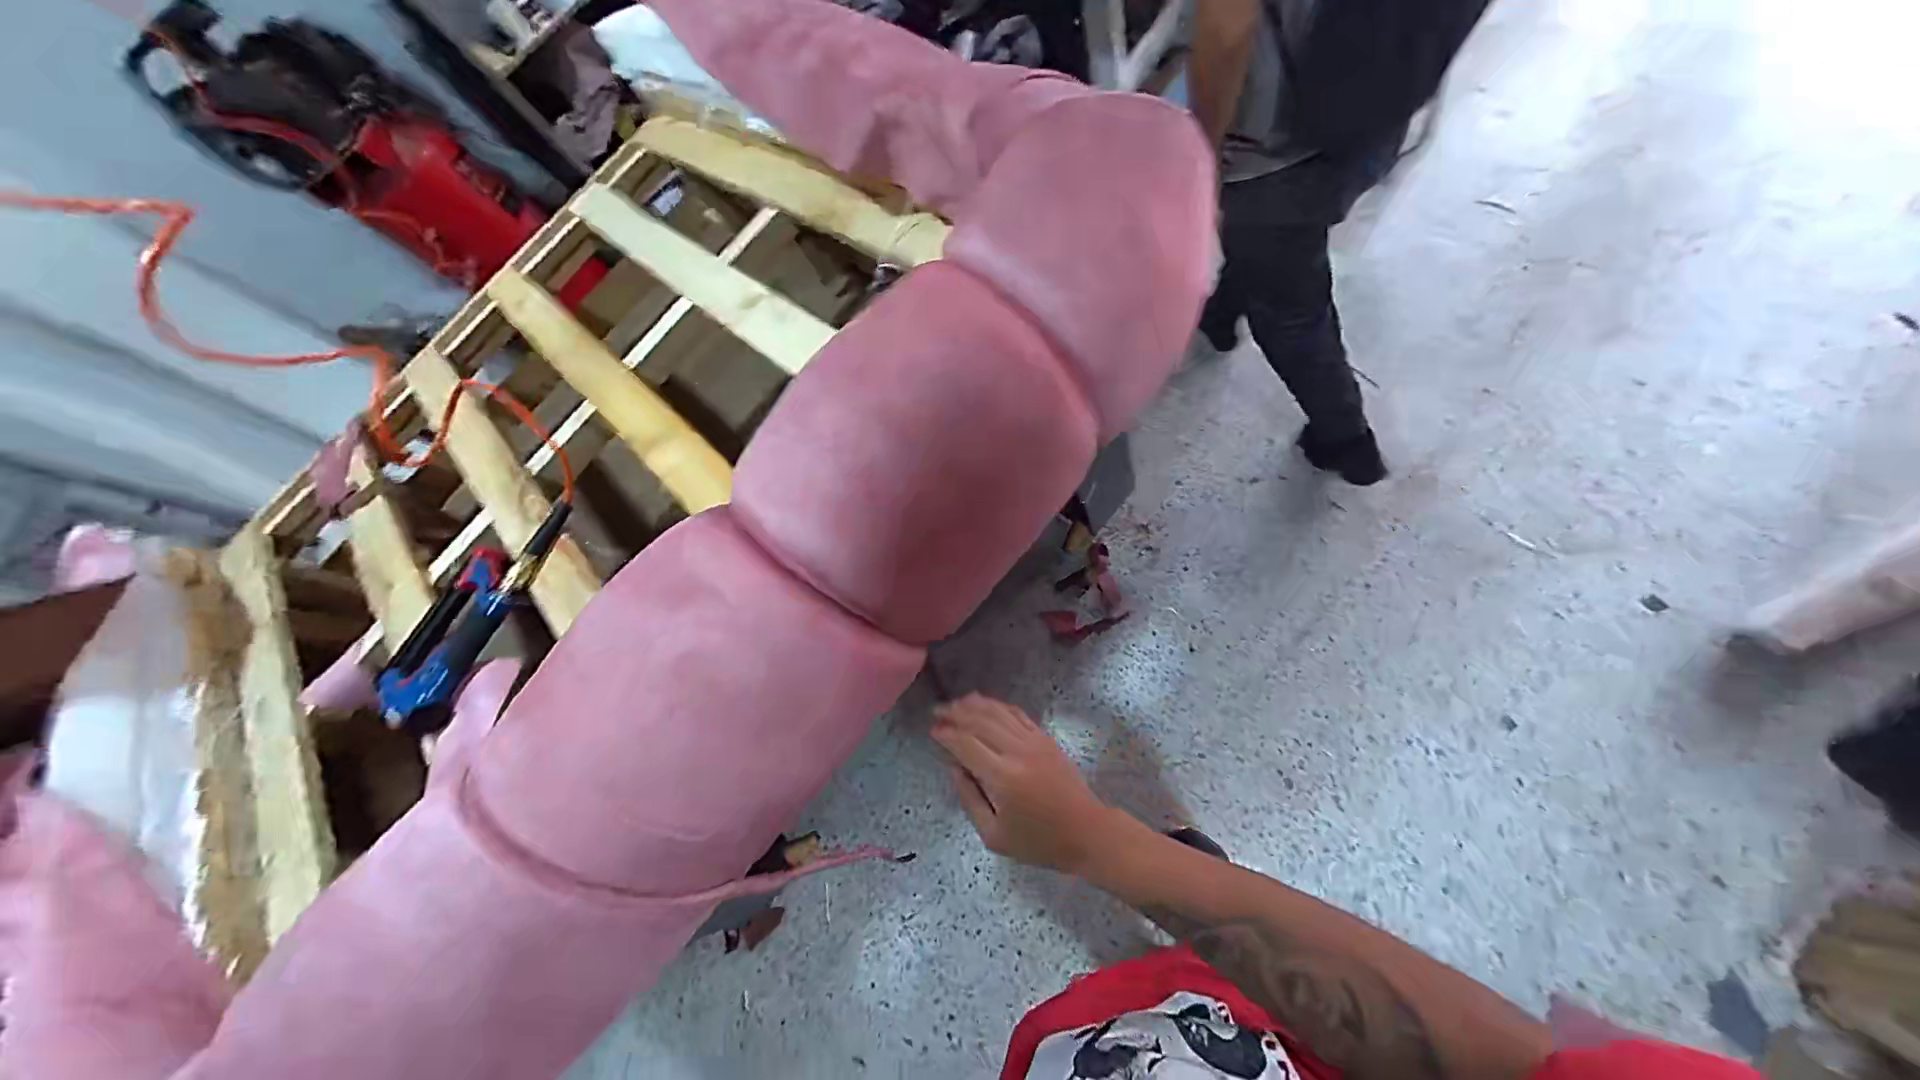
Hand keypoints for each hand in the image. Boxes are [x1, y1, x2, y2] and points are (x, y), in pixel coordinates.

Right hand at [931, 694, 1127, 873]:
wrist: (1086, 832)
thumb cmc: (1038, 841)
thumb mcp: (994, 835)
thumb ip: (969, 799)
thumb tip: (953, 768)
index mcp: (1002, 777)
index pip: (965, 744)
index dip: (946, 734)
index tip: (932, 731)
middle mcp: (1017, 751)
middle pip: (979, 721)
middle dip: (954, 713)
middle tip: (936, 712)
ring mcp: (1034, 741)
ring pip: (997, 712)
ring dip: (973, 704)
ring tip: (955, 703)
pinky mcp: (1045, 738)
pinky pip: (1017, 714)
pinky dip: (997, 705)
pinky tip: (984, 704)